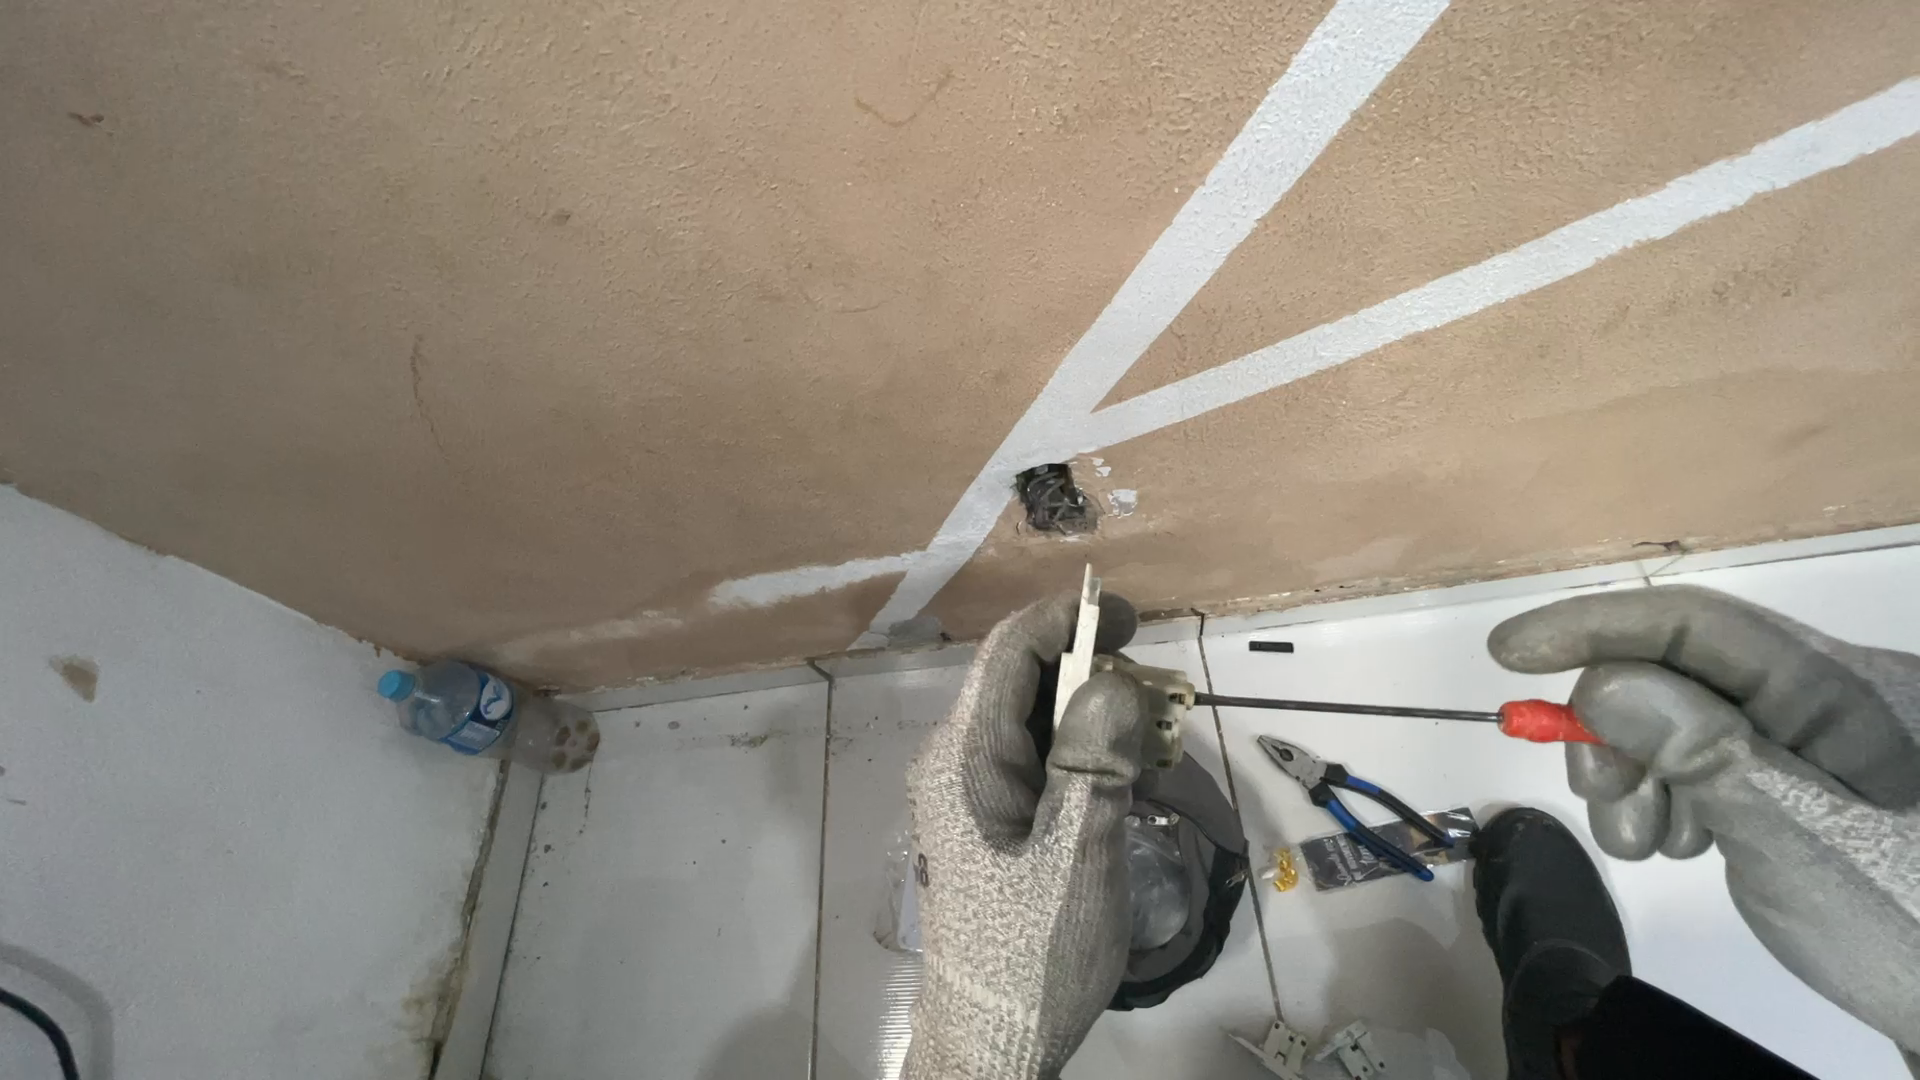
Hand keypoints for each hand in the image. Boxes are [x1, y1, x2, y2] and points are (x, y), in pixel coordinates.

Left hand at [903, 591, 1144, 1079]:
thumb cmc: (1031, 953)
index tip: (1130, 616)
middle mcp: (960, 756)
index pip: (1010, 652)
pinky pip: (1040, 758)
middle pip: (1023, 680)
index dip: (1067, 619)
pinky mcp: (992, 811)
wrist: (992, 1039)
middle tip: (1153, 688)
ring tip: (1153, 743)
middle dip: (1090, 670)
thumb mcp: (1075, 854)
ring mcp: (973, 785)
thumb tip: (1114, 679)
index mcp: (966, 754)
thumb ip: (1093, 760)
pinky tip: (1128, 781)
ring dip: (1094, 716)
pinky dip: (1085, 755)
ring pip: (1036, 718)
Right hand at [1489, 585, 1919, 1052]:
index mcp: (1855, 689)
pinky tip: (1665, 839)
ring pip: (1665, 716)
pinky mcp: (1784, 773)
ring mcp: (1804, 737)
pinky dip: (1653, 794)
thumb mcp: (1807, 839)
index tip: (1509, 652)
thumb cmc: (1917, 932)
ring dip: (1627, 773)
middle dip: (1609, 727)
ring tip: (1636, 841)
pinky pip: (1686, 756)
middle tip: (1592, 793)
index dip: (1595, 627)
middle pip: (1671, 673)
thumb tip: (1600, 682)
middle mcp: (1828, 696)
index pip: (1701, 625)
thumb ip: (1708, 753)